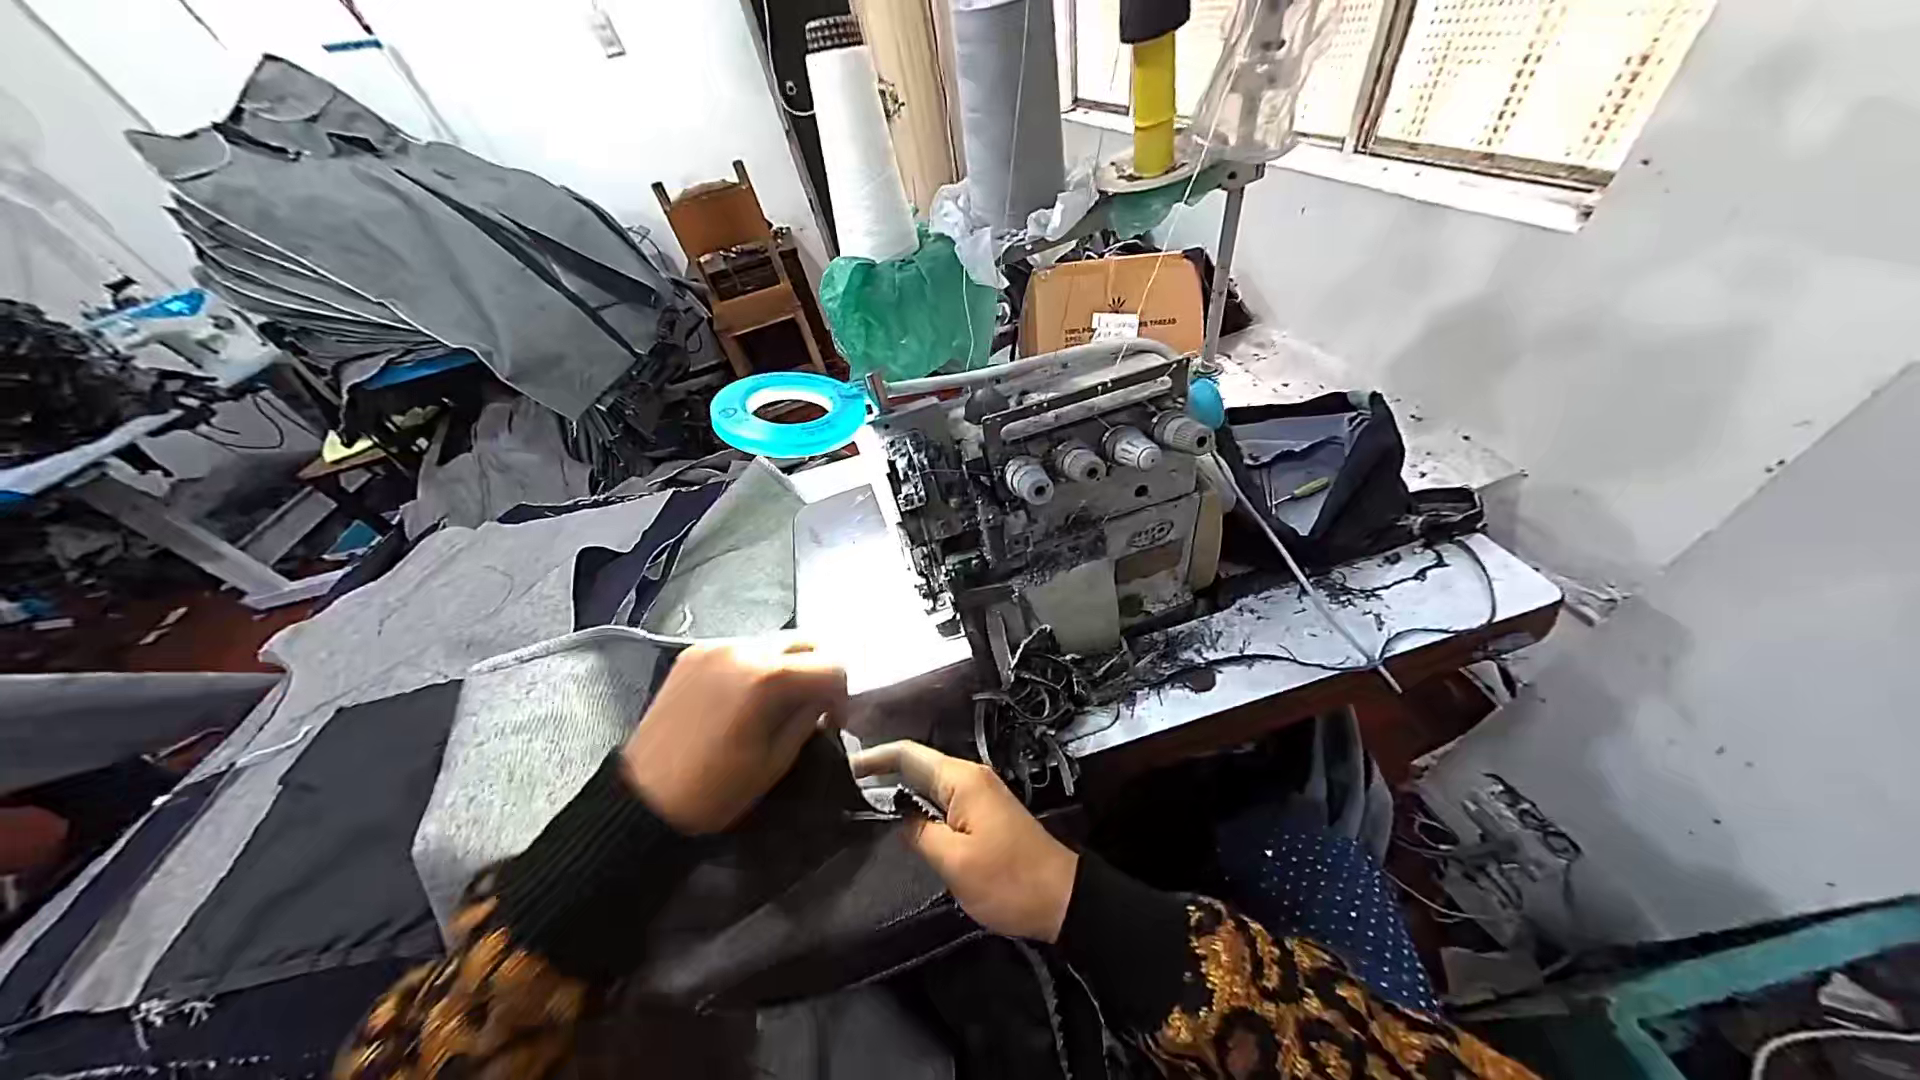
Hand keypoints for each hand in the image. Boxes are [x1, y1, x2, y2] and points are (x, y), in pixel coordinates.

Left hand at [620, 636, 846, 834]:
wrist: (641, 800)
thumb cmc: (713, 791)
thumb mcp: (776, 760)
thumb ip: (808, 718)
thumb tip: (823, 701)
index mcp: (767, 678)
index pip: (831, 666)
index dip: (842, 694)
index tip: (834, 720)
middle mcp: (742, 649)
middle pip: (805, 642)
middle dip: (817, 672)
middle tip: (813, 707)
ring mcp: (714, 648)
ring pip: (773, 643)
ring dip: (787, 667)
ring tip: (777, 704)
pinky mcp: (693, 654)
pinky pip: (741, 649)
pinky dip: (755, 666)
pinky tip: (745, 698)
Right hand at [850, 740, 1077, 942]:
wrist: (1061, 897)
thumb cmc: (1007, 880)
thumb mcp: (954, 861)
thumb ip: (918, 833)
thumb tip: (898, 816)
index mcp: (961, 779)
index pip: (909, 754)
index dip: (875, 757)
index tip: (844, 767)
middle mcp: (970, 776)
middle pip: (918, 762)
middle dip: (883, 770)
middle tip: (845, 785)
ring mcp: (979, 792)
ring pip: (930, 780)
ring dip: (900, 786)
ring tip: (864, 798)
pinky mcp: (984, 810)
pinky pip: (943, 796)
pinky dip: (919, 800)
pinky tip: (901, 815)